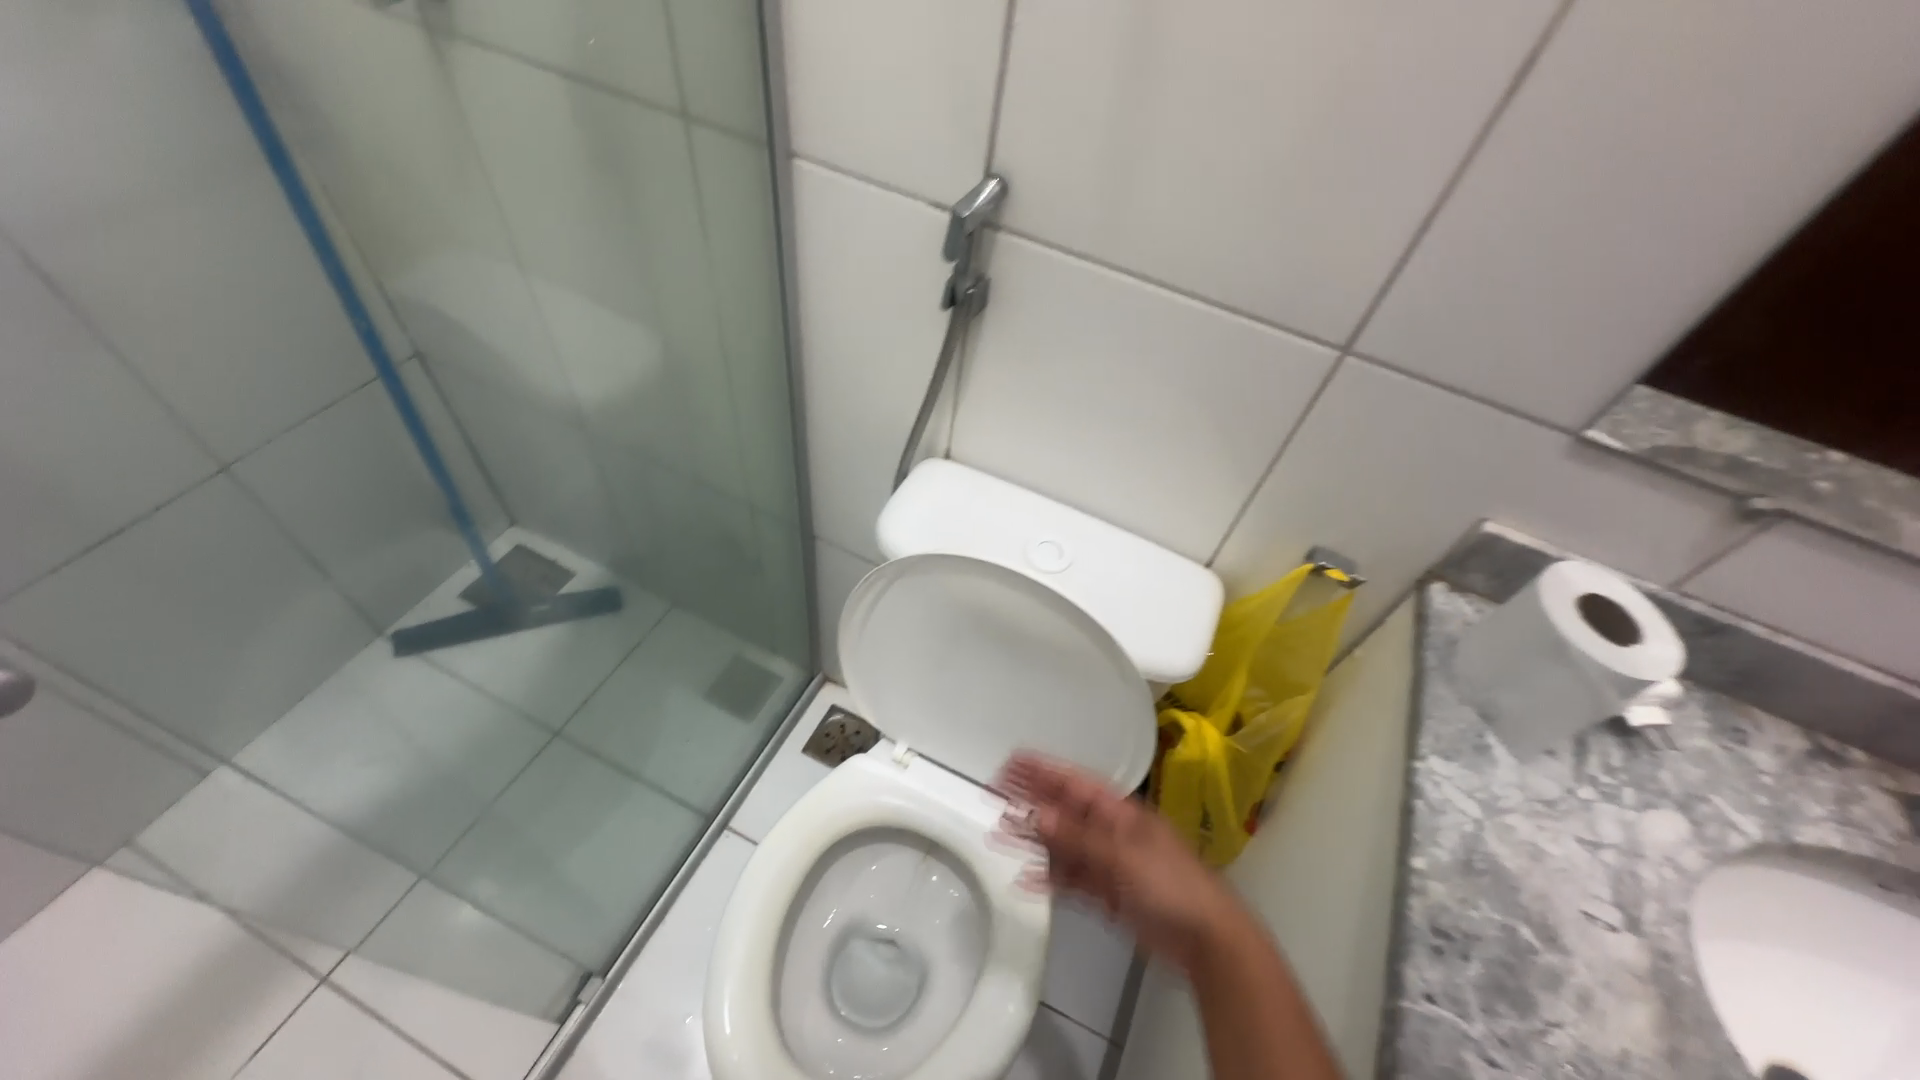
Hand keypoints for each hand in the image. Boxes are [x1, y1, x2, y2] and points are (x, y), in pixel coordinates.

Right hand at [995, 752, 1244, 975]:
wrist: (1207, 937)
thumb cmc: (1172, 885)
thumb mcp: (1123, 855)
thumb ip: (1079, 838)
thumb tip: (1038, 814)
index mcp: (1120, 813)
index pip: (1074, 784)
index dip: (1043, 771)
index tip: (1011, 761)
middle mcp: (1111, 832)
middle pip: (1064, 812)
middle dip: (1030, 802)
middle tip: (993, 795)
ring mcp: (1109, 863)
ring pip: (1063, 846)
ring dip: (1033, 840)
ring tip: (998, 834)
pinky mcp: (1108, 894)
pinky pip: (1071, 880)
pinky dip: (1049, 877)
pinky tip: (1024, 879)